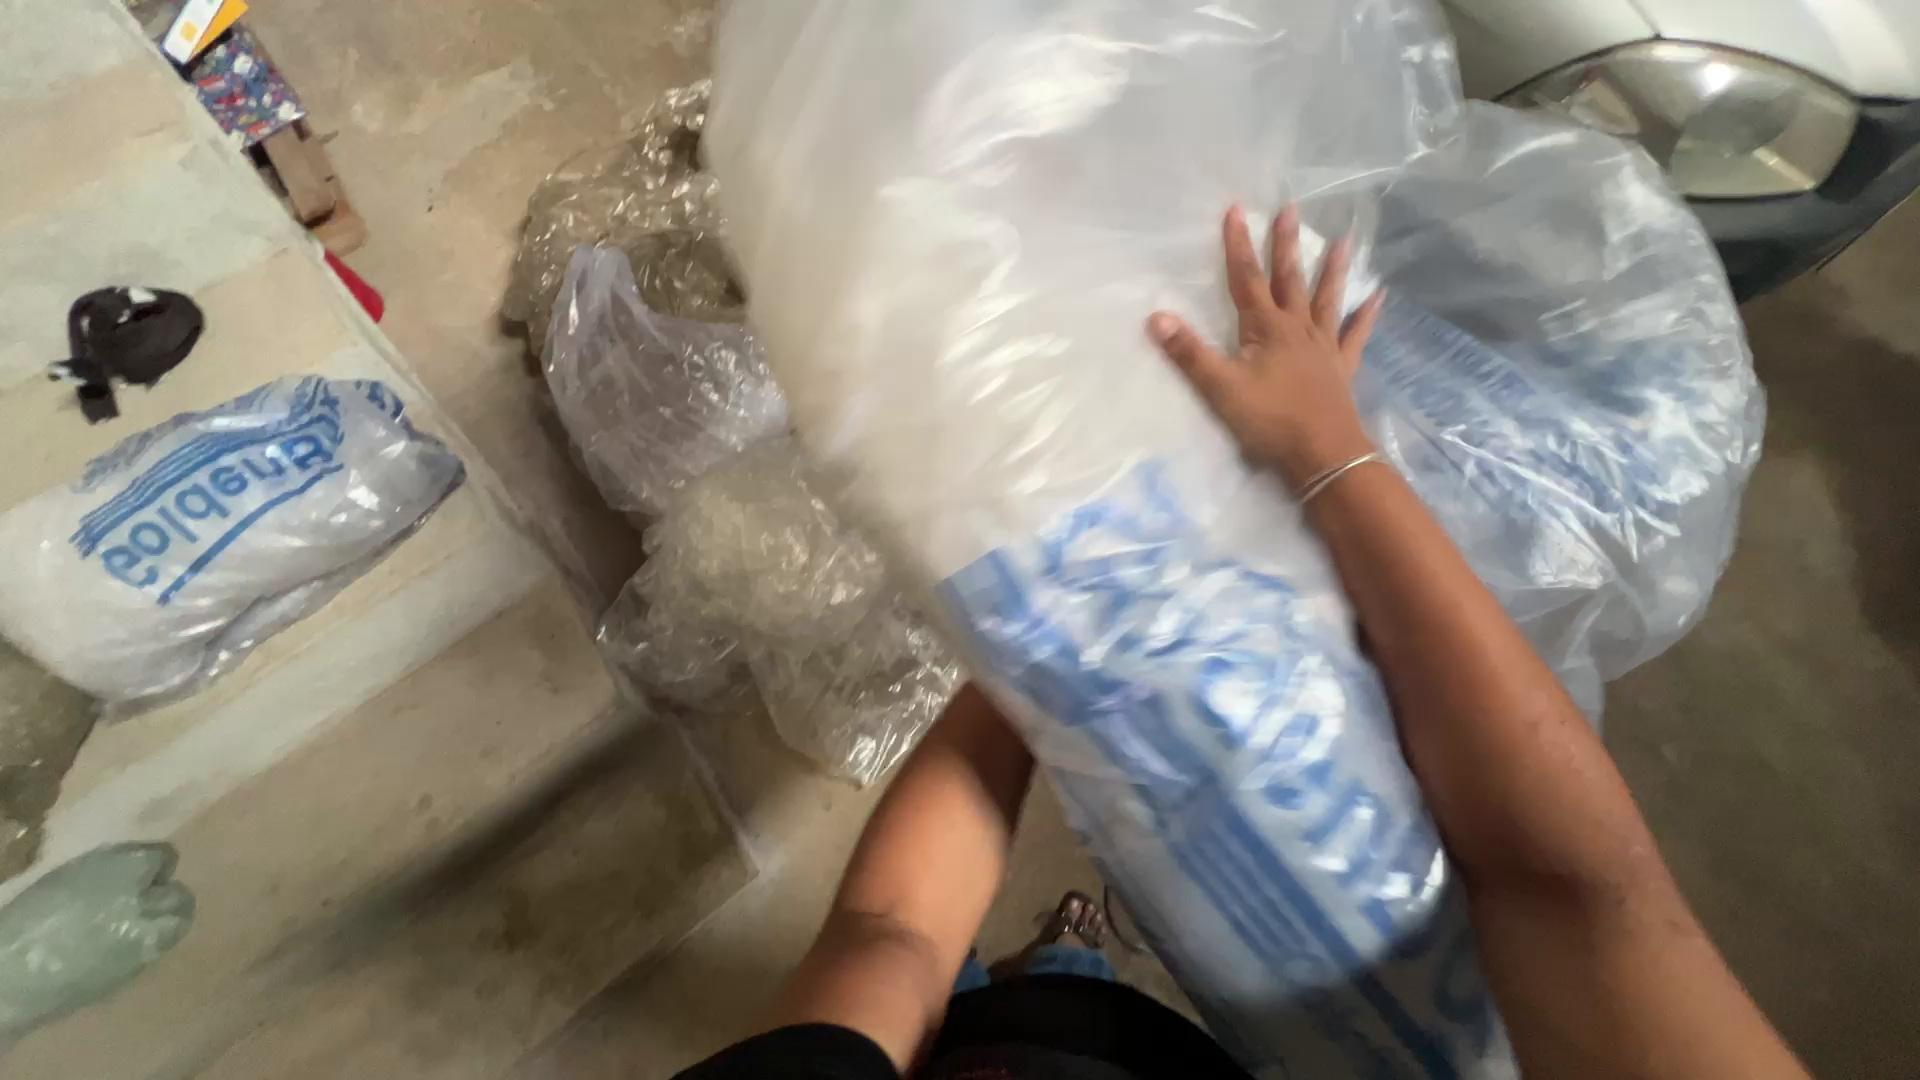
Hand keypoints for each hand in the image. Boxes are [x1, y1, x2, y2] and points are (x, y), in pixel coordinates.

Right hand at [1148, 205, 1384, 489]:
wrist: (1322, 453)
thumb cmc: (1269, 421)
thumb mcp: (1220, 388)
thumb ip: (1189, 353)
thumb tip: (1156, 317)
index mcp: (1266, 330)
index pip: (1247, 280)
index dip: (1239, 246)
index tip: (1236, 210)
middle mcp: (1298, 329)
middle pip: (1290, 280)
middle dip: (1286, 245)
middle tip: (1291, 209)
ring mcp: (1323, 347)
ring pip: (1328, 299)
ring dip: (1333, 269)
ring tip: (1344, 239)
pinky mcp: (1341, 368)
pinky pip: (1356, 335)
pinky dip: (1367, 315)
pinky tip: (1379, 297)